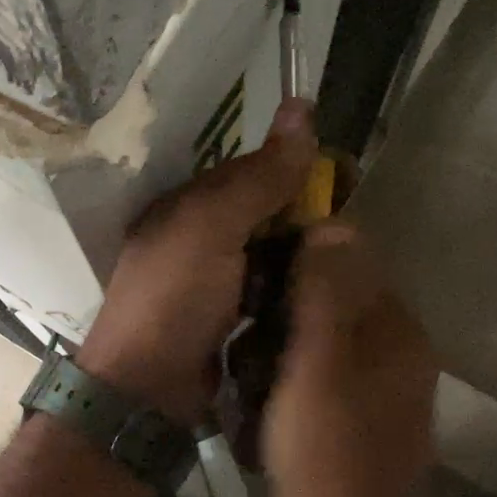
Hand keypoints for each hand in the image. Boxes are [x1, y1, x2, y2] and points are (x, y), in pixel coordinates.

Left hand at [77, 98, 318, 424]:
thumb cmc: (174, 299)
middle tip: (348, 230)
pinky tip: (319, 296)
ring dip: (299, 259)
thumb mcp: (212, 227)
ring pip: (269, 257)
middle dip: (302, 220)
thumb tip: (302, 106)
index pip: (249, 173)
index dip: (294, 170)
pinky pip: (268, 297)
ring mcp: (210, 287)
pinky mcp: (227, 326)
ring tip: (343, 263)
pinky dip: (289, 293)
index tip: (343, 177)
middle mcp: (196, 241)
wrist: (148, 389)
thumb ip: (258, 177)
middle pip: (263, 216)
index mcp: (184, 209)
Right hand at [264, 221, 436, 496]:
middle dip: (281, 319)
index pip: (352, 265)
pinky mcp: (353, 436)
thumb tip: (333, 221)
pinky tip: (258, 418)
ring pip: (317, 354)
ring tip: (244, 384)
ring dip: (277, 360)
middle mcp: (397, 362)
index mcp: (398, 335)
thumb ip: (326, 293)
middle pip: (332, 310)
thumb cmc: (325, 457)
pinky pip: (313, 393)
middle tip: (242, 345)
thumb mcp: (319, 365)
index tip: (249, 281)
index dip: (298, 264)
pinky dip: (284, 396)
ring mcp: (377, 403)